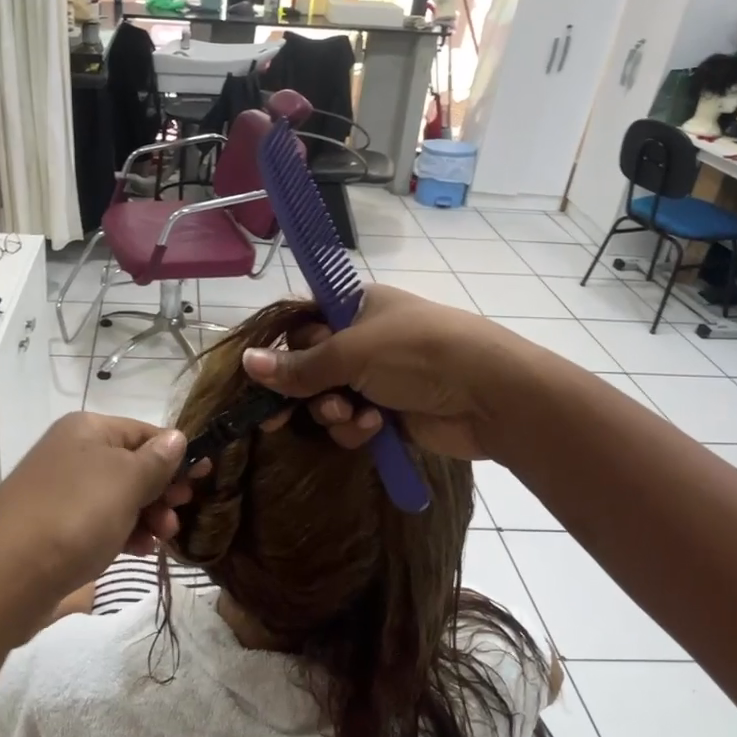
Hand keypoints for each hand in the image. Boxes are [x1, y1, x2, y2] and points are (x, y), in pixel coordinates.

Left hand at [0, 412, 204, 608]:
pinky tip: (138, 551)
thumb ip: (157, 461)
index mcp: (88, 429)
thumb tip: (177, 438)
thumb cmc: (74, 516)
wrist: (4, 575)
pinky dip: (123, 533)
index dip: (177, 455)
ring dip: (147, 516)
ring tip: (161, 539)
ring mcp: (62, 492)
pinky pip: (100, 524)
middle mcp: (73, 453)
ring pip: (119, 498)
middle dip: (162, 490)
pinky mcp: (55, 529)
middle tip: (179, 514)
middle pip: (132, 465)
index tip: (204, 481)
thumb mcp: (126, 481)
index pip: (146, 432)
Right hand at [244, 284, 514, 459]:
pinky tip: (376, 427)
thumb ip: (298, 366)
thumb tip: (247, 363)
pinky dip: (358, 429)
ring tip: (353, 414)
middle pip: (309, 367)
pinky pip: (353, 424)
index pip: (302, 324)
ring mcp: (377, 379)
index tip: (257, 379)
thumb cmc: (418, 353)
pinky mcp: (390, 414)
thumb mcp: (352, 353)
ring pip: (328, 400)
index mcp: (355, 307)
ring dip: (332, 412)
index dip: (279, 351)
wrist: (490, 394)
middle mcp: (363, 340)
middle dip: (302, 391)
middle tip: (278, 417)